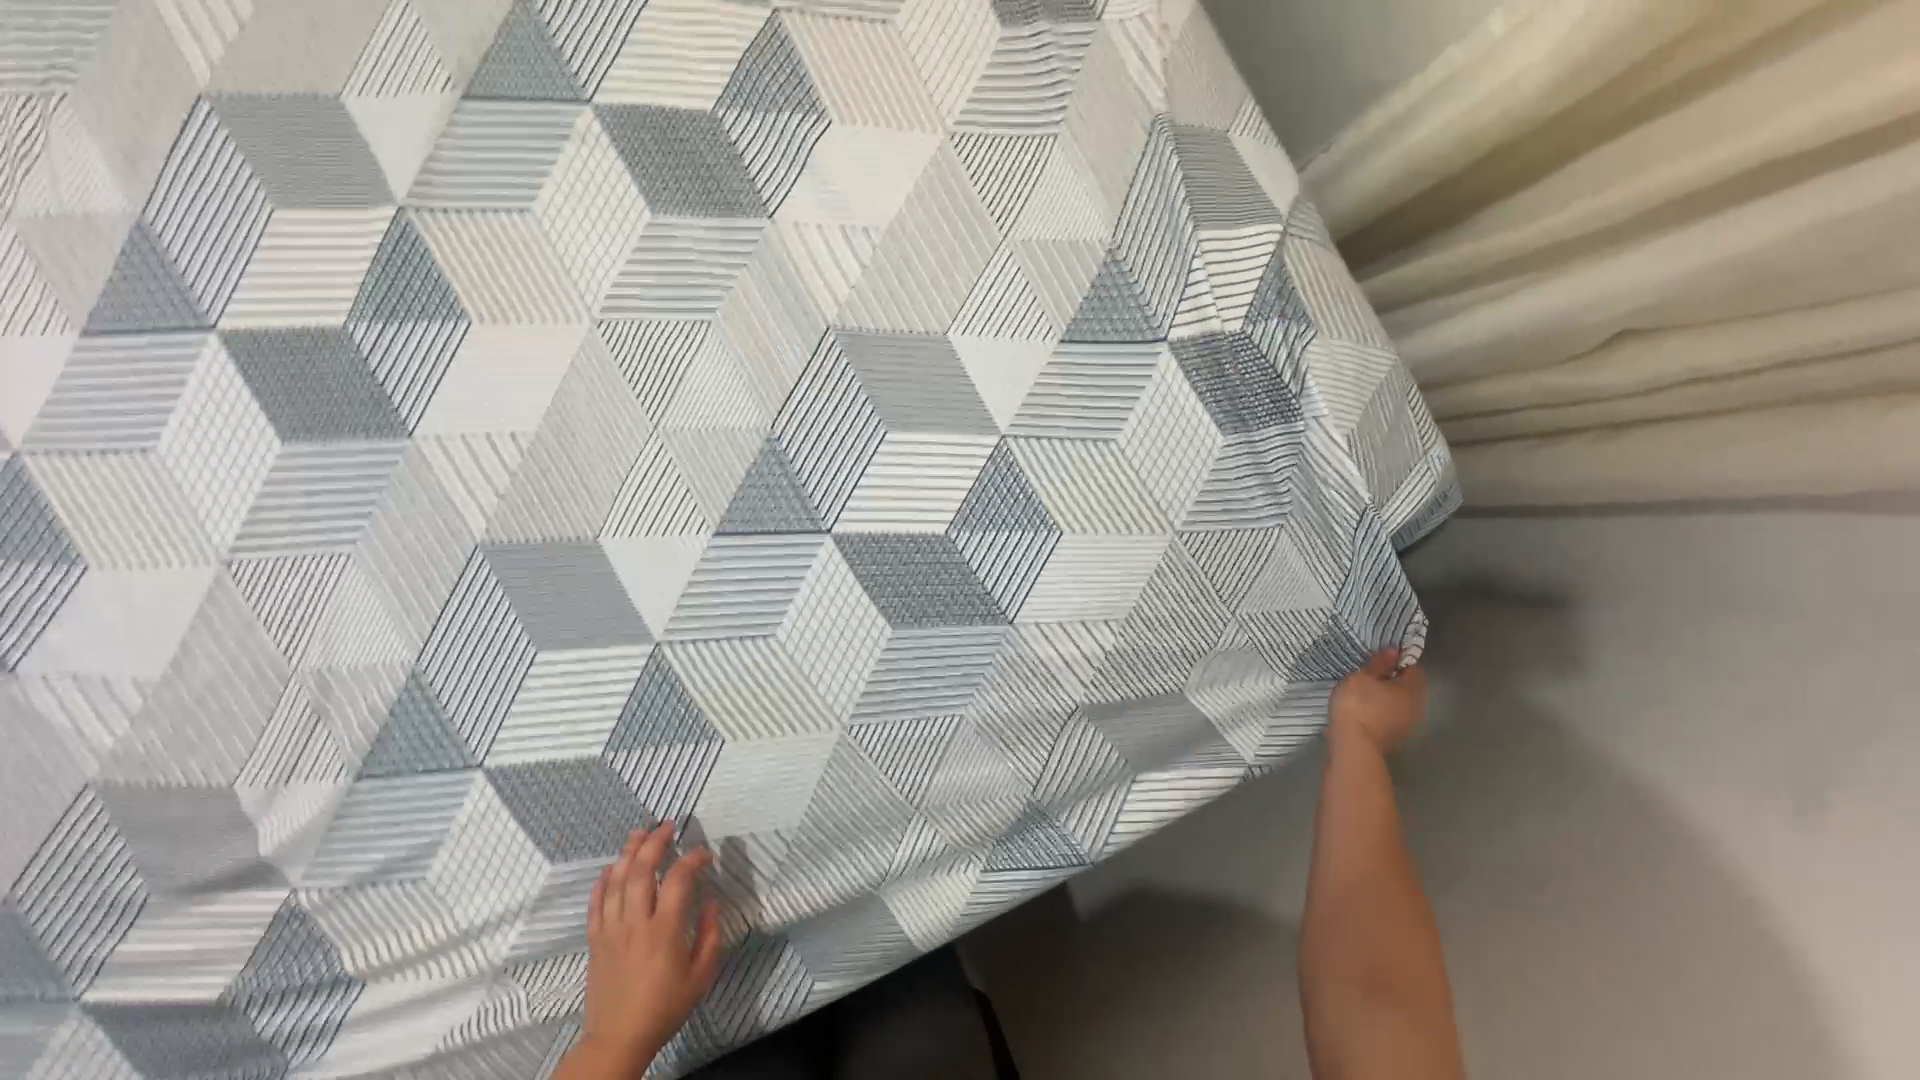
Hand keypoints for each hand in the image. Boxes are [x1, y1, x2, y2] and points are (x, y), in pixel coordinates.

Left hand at [577, 823, 724, 1071]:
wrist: (619, 1037)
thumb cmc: (665, 1007)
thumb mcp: (701, 976)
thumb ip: (711, 936)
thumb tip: (712, 904)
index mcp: (665, 931)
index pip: (679, 881)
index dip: (693, 860)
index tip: (704, 855)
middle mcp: (636, 923)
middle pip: (642, 871)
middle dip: (654, 843)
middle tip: (666, 826)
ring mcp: (612, 929)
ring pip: (617, 881)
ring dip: (629, 853)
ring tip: (639, 834)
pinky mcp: (595, 939)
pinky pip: (596, 903)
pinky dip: (603, 881)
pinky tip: (611, 868)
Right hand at [1328, 649, 1426, 756]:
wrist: (1354, 746)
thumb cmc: (1358, 705)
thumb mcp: (1362, 677)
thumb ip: (1379, 663)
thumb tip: (1395, 650)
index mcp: (1412, 689)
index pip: (1413, 667)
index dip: (1398, 659)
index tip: (1380, 658)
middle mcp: (1416, 706)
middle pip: (1408, 686)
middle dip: (1392, 679)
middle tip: (1369, 674)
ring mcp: (1407, 724)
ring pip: (1400, 703)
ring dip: (1386, 696)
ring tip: (1364, 692)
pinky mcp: (1395, 737)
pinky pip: (1391, 716)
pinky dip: (1381, 710)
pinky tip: (1364, 709)